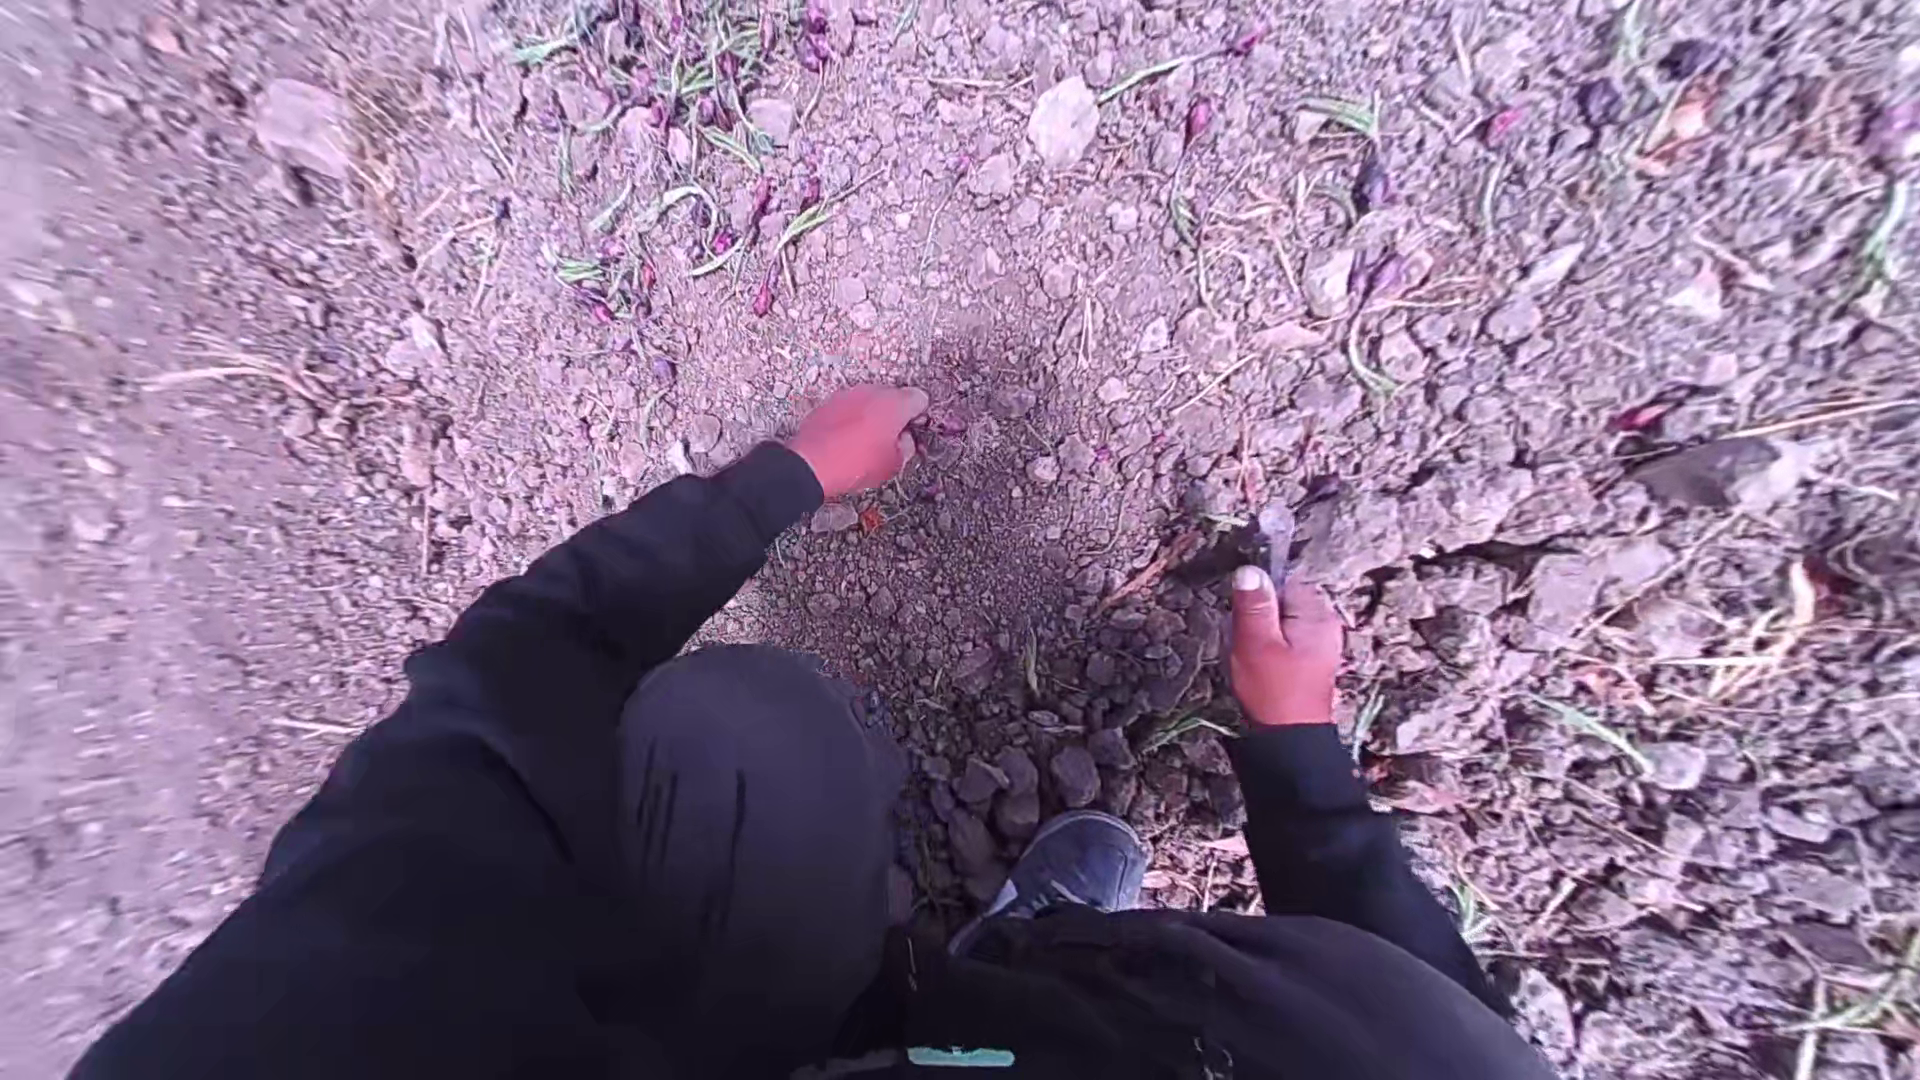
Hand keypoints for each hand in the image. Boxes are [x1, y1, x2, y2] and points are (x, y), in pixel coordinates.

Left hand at [787, 385, 929, 498]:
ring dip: (873, 415)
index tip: (914, 429)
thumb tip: (906, 440)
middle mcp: (872, 392)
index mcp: (895, 404)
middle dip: (896, 415)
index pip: (919, 398)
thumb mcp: (893, 464)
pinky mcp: (830, 402)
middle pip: (894, 396)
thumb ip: (907, 447)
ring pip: (871, 400)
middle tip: (892, 439)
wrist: (812, 465)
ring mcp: (849, 394)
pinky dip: (852, 417)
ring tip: (867, 441)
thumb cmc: (854, 464)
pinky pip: (850, 406)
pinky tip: (848, 439)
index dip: (919, 415)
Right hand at [1228, 565, 1342, 726]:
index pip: (1285, 580)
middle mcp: (1325, 624)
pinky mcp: (1311, 656)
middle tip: (1248, 636)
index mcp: (1317, 615)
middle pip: (1283, 598)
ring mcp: (1320, 641)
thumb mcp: (1255, 642)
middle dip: (1260, 612)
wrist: (1289, 738)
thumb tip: (1250, 570)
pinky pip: (1285, 635)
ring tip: (1253, 650)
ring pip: (1281, 618)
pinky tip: (1261, 660)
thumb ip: (1253, 605)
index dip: (1259, 593)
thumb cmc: (1272, 690)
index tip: (1245, 613)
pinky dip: (1270, 642)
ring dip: (1263, 629)